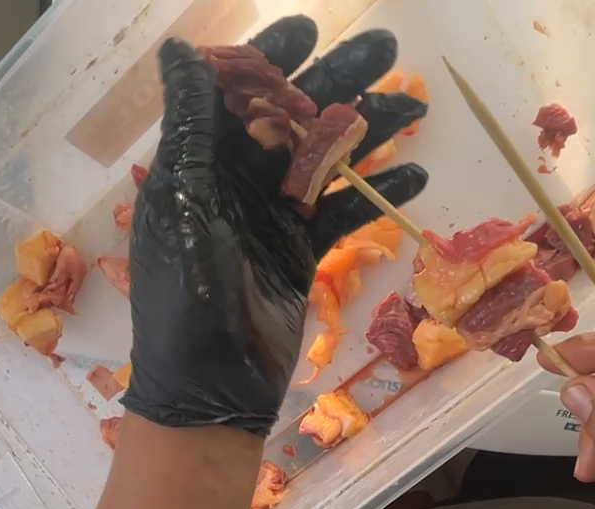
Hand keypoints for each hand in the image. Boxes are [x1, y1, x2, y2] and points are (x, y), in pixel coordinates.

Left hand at [123, 20, 429, 435]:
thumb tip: (180, 49)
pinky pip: (342, 211)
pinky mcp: (300, 253)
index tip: (308, 26)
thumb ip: (190, 128)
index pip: (236, 94)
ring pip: (324, 160)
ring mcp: (270, 218)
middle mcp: (235, 183)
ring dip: (366, 131)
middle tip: (385, 47)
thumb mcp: (182, 205)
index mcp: (199, 165)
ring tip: (412, 104)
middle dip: (334, 80)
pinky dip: (375, 194)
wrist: (211, 387)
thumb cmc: (187, 298)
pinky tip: (415, 172)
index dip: (269, 56)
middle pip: (291, 118)